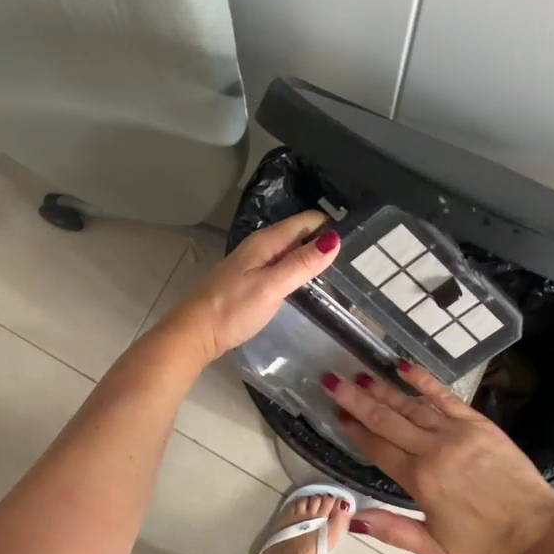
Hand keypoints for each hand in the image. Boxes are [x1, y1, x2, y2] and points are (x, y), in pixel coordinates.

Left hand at [155, 211, 339, 361]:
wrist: (195, 332)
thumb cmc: (234, 309)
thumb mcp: (272, 286)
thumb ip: (302, 263)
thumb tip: (334, 239)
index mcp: (266, 241)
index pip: (306, 220)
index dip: (330, 226)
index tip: (358, 239)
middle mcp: (260, 245)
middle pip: (299, 233)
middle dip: (323, 240)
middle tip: (355, 257)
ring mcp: (253, 262)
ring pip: (290, 250)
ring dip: (311, 255)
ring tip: (339, 269)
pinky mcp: (250, 279)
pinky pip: (280, 265)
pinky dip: (296, 268)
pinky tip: (307, 283)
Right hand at [324, 360, 553, 553]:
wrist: (535, 530)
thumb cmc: (482, 543)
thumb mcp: (433, 548)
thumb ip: (392, 530)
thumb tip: (352, 517)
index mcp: (419, 480)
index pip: (378, 447)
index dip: (355, 430)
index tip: (336, 415)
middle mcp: (432, 450)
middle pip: (386, 419)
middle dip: (357, 400)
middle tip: (333, 381)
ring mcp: (455, 432)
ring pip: (410, 405)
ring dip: (382, 389)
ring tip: (359, 374)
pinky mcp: (477, 422)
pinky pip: (444, 396)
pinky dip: (423, 380)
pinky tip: (403, 366)